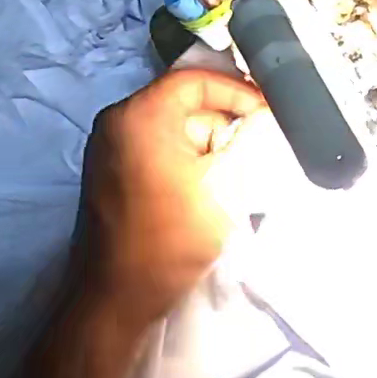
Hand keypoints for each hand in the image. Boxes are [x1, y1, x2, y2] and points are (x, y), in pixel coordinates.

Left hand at [73, 67, 264, 334]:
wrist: (116, 297)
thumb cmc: (169, 241)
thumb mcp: (222, 188)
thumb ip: (246, 144)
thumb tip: (263, 119)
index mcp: (140, 117)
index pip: (196, 80)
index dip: (238, 90)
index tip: (267, 114)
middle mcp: (117, 121)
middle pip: (185, 103)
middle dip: (225, 123)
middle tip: (257, 147)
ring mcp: (109, 146)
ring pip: (175, 127)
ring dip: (208, 145)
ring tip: (237, 174)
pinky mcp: (111, 170)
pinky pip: (158, 147)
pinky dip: (187, 158)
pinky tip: (210, 186)